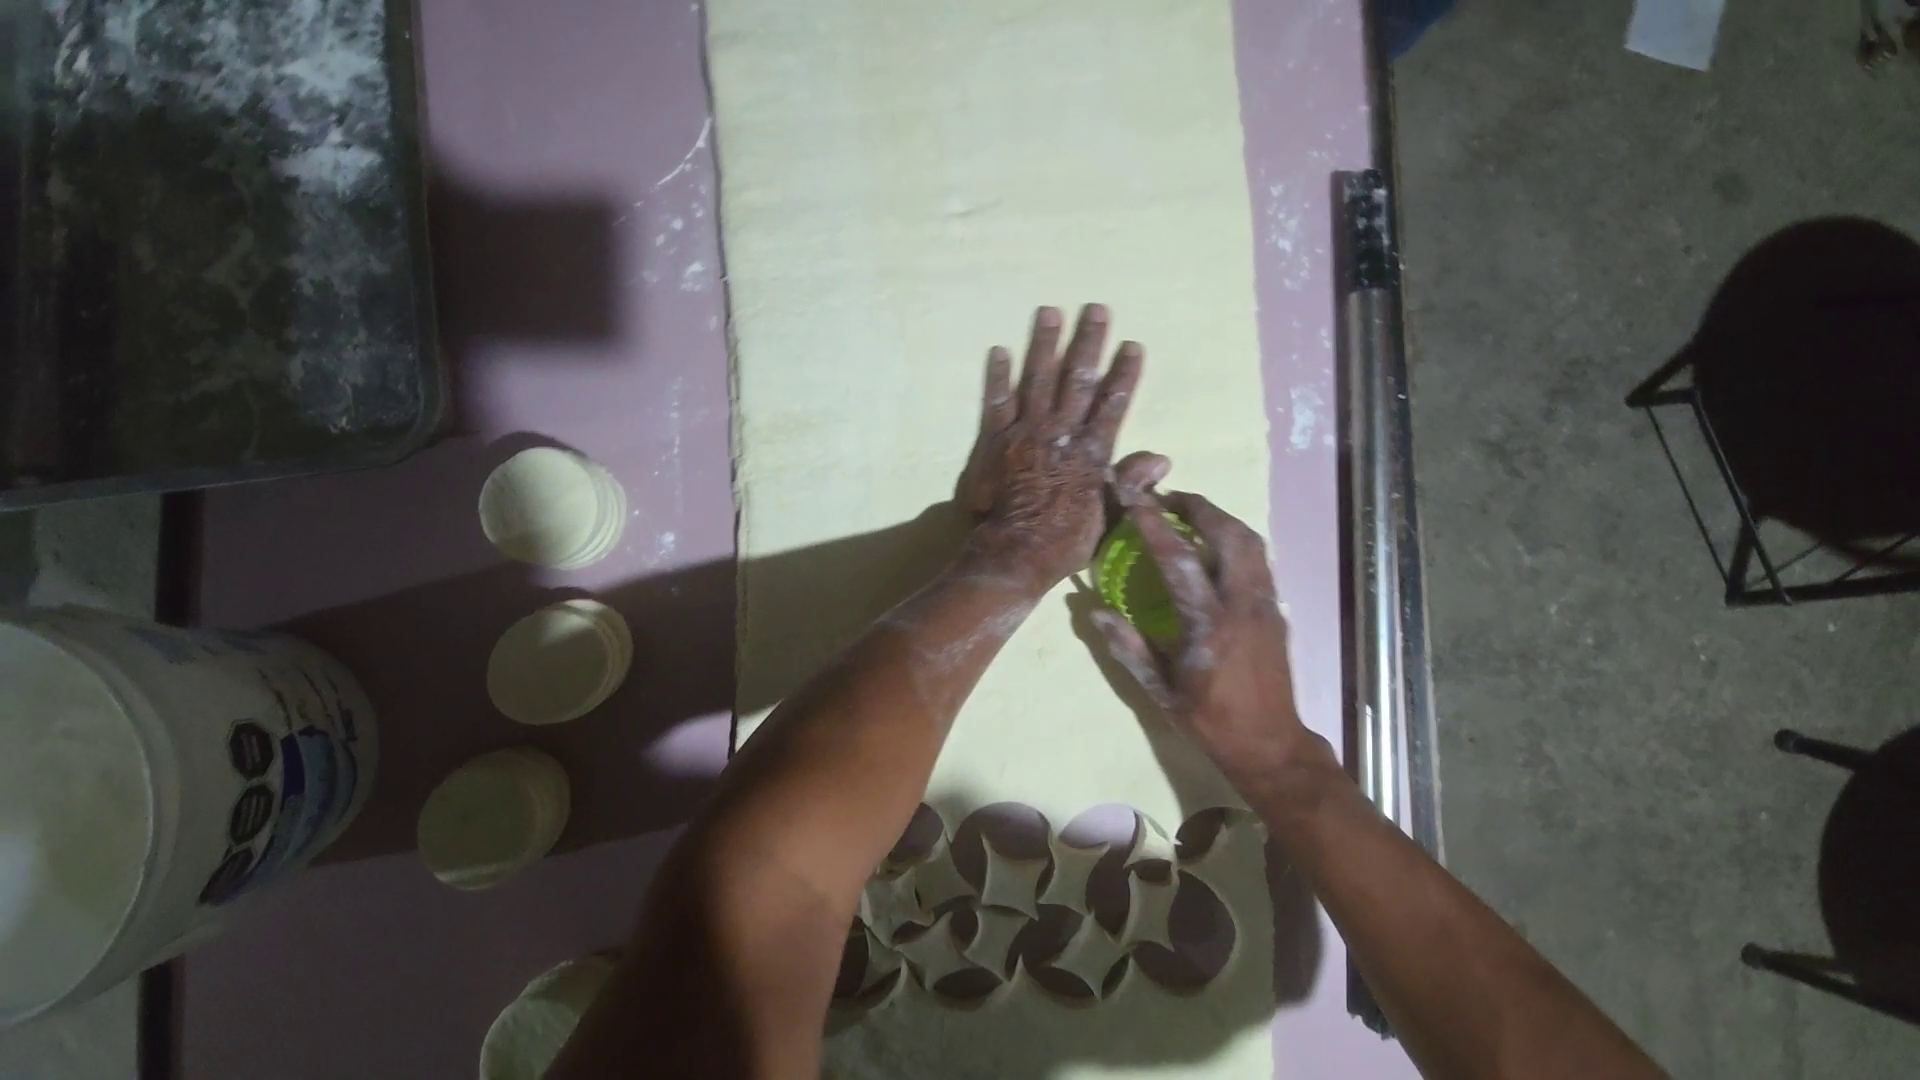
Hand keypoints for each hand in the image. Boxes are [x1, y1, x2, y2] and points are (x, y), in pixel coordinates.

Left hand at [957, 305, 1161, 586]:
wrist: (1015, 551)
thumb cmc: (1065, 541)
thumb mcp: (1108, 517)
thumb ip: (1131, 484)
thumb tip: (1162, 458)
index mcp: (1091, 451)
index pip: (1113, 403)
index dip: (1123, 373)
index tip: (1131, 345)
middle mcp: (1061, 432)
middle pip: (1078, 379)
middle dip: (1088, 343)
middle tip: (1095, 309)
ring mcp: (1026, 432)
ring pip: (1038, 379)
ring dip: (1044, 344)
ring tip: (1050, 312)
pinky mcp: (995, 440)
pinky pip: (997, 401)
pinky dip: (998, 376)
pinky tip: (999, 350)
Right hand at [1089, 490, 1316, 794]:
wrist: (1271, 744)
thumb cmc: (1210, 721)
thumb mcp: (1161, 692)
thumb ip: (1129, 649)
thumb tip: (1096, 612)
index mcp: (1208, 625)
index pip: (1179, 560)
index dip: (1154, 524)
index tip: (1135, 497)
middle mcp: (1243, 605)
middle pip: (1229, 535)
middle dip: (1199, 507)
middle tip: (1168, 497)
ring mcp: (1266, 605)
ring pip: (1251, 542)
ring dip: (1221, 519)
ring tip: (1191, 512)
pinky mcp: (1277, 610)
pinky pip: (1259, 559)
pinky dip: (1236, 539)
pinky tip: (1216, 545)